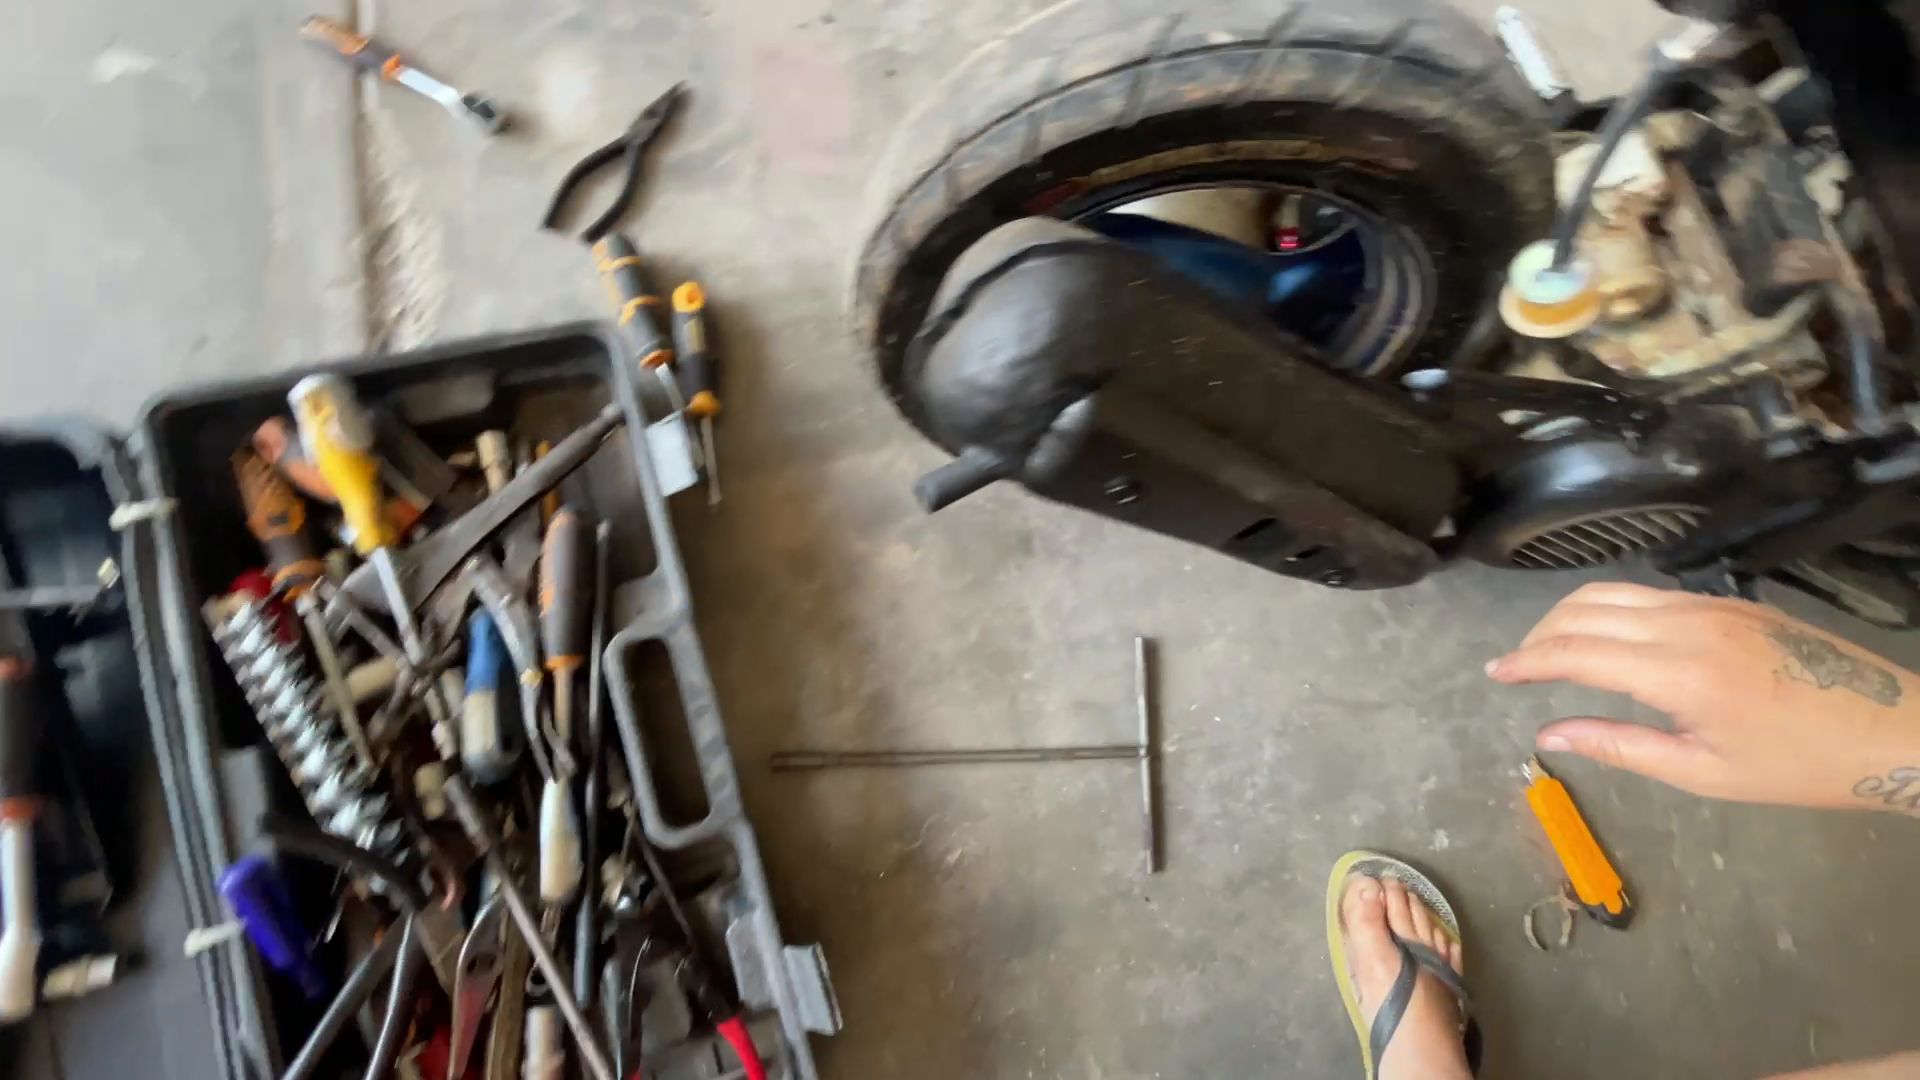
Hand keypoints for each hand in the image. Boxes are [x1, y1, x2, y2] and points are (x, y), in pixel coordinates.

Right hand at [1486, 582, 1919, 813]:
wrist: (1907, 732)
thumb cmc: (1803, 764)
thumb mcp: (1705, 773)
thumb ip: (1618, 747)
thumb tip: (1547, 735)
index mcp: (1679, 674)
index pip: (1572, 653)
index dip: (1525, 662)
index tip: (1495, 674)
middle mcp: (1685, 627)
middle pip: (1578, 613)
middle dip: (1535, 638)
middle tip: (1517, 666)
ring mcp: (1706, 606)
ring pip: (1604, 594)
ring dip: (1562, 617)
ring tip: (1549, 646)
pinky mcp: (1723, 602)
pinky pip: (1640, 594)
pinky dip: (1601, 609)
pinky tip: (1602, 635)